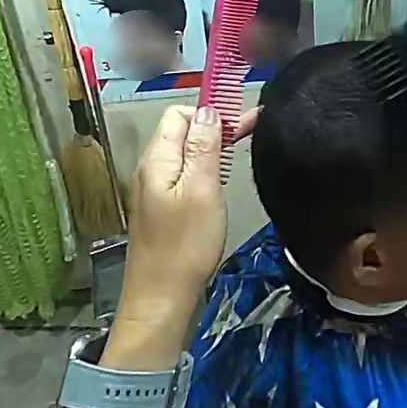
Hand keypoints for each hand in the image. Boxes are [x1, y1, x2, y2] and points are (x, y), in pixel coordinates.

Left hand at [113, 106, 247, 350]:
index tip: (241, 122)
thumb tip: (208, 110)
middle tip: (254, 126)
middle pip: (182, 130)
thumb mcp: (202, 190)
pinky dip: (206, 165)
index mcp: (158, 159)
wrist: (162, 296)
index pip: (179, 114)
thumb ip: (204, 147)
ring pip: (186, 151)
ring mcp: (155, 187)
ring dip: (213, 144)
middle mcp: (152, 167)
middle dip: (215, 124)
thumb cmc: (186, 243)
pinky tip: (223, 174)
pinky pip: (185, 171)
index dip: (209, 112)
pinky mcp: (163, 205)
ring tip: (243, 146)